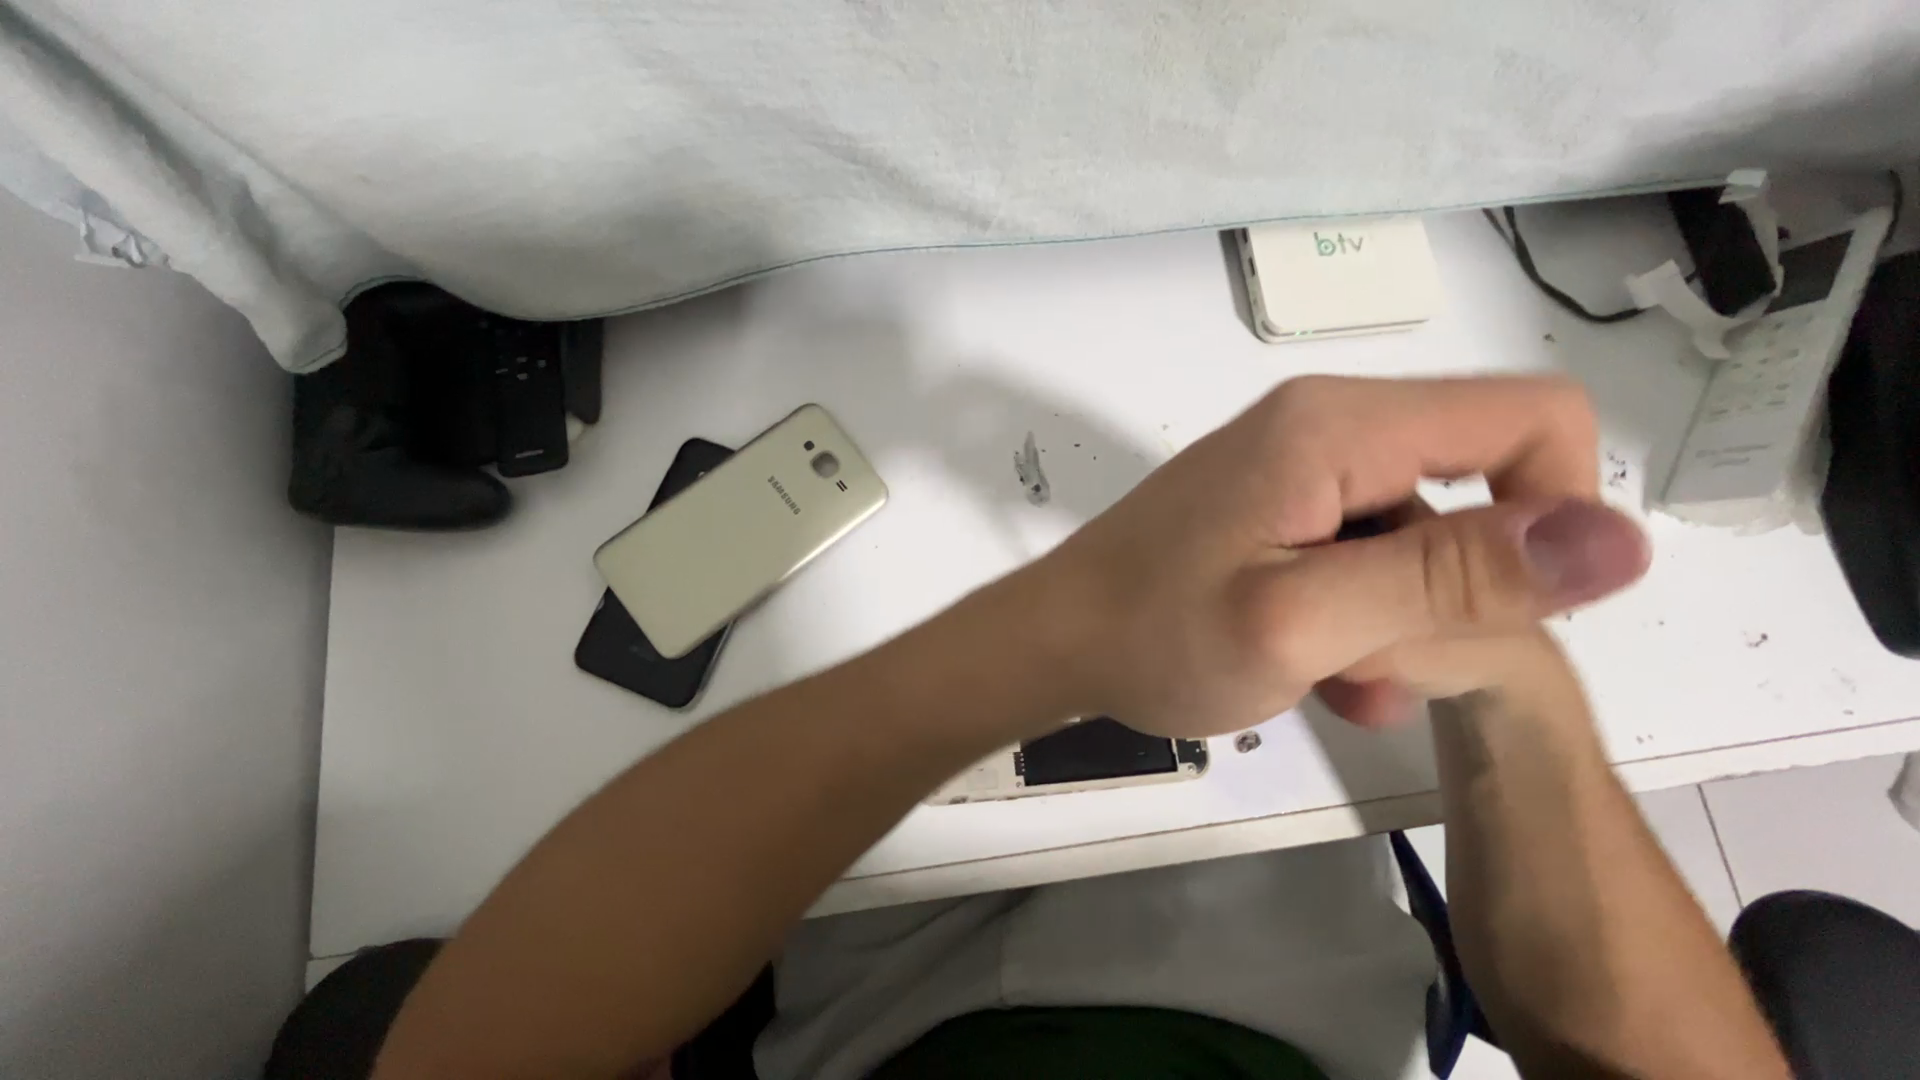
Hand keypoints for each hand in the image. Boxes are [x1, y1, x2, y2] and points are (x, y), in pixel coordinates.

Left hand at [1031, 375, 1650, 737]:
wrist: (1053, 643)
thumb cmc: (1157, 636)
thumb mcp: (1304, 623)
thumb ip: (1450, 580)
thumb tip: (1620, 542)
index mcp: (1337, 426)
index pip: (1533, 417)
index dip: (1557, 513)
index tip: (1509, 607)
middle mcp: (1323, 426)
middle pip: (1475, 481)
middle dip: (1459, 586)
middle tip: (1384, 661)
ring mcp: (1294, 470)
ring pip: (1419, 533)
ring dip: (1404, 618)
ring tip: (1339, 680)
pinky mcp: (1274, 511)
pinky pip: (1362, 551)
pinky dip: (1361, 615)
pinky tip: (1322, 674)